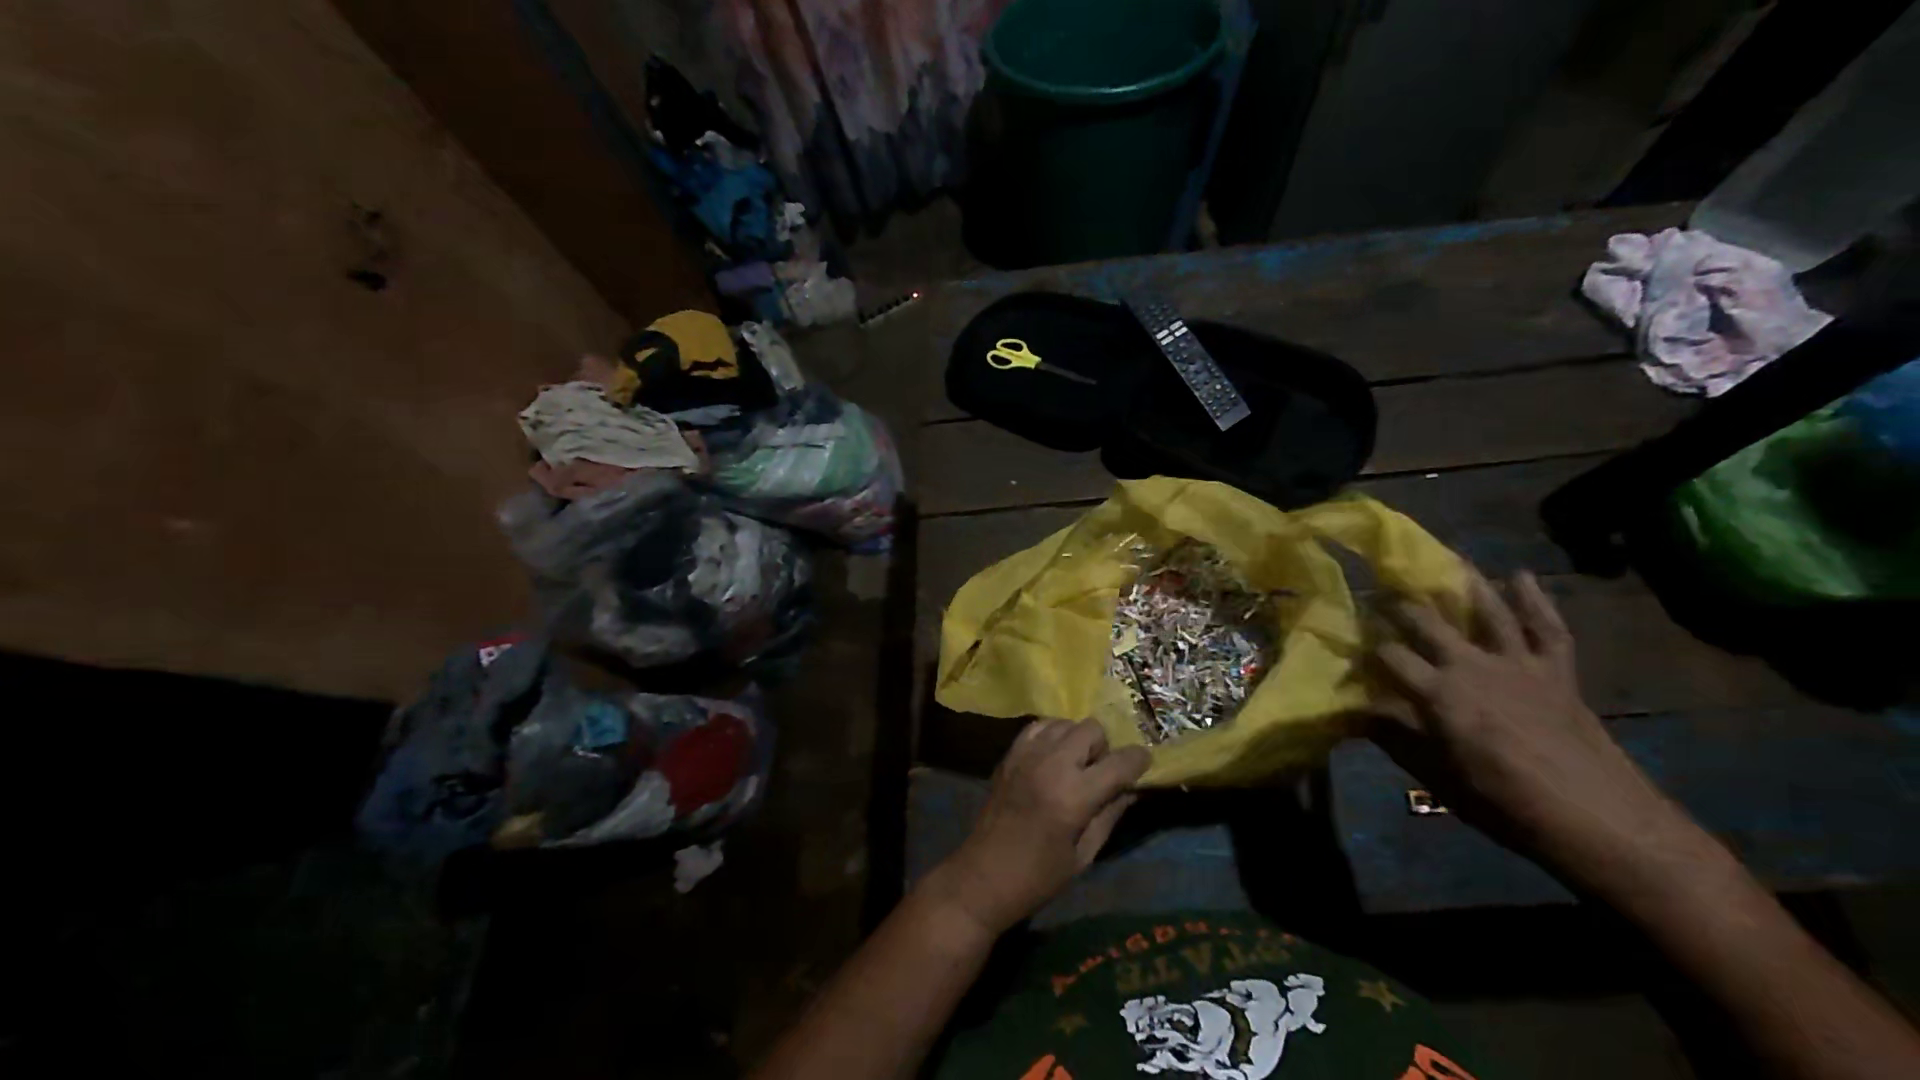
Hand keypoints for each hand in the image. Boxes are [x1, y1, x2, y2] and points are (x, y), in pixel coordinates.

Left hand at [925, 719, 1149, 935]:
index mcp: (1074, 796)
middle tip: (1099, 775)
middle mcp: (1051, 765)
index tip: (1144, 767)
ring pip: (1065, 722)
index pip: (1120, 762)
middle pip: (1091, 729)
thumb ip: (1110, 815)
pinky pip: (1038, 726)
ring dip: (1077, 739)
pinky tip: (1052, 759)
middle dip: (1104, 748)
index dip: (1138, 762)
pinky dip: (1052, 735)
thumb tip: (1133, 789)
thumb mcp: (1084, 855)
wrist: (982, 875)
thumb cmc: (1039, 877)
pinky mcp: (1009, 755)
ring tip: (1074, 766)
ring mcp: (1026, 755)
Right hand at [1372, 571, 1692, 886]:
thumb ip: (1394, 738)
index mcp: (1439, 694)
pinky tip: (1520, 575)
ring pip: (1487, 611)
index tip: (1347, 638)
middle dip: (1397, 604)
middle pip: (1427, 622)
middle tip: (1378, 590)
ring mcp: (1519, 664)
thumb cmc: (1505, 804)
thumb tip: (1354, 711)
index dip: (1365, 645)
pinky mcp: (1557, 672)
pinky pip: (1547, 628)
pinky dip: (1536, 599)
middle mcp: (1473, 666)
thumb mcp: (1436, 777)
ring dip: (1465, 583)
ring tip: (1446, 559)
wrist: (1599, 821)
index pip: (1388, 656)